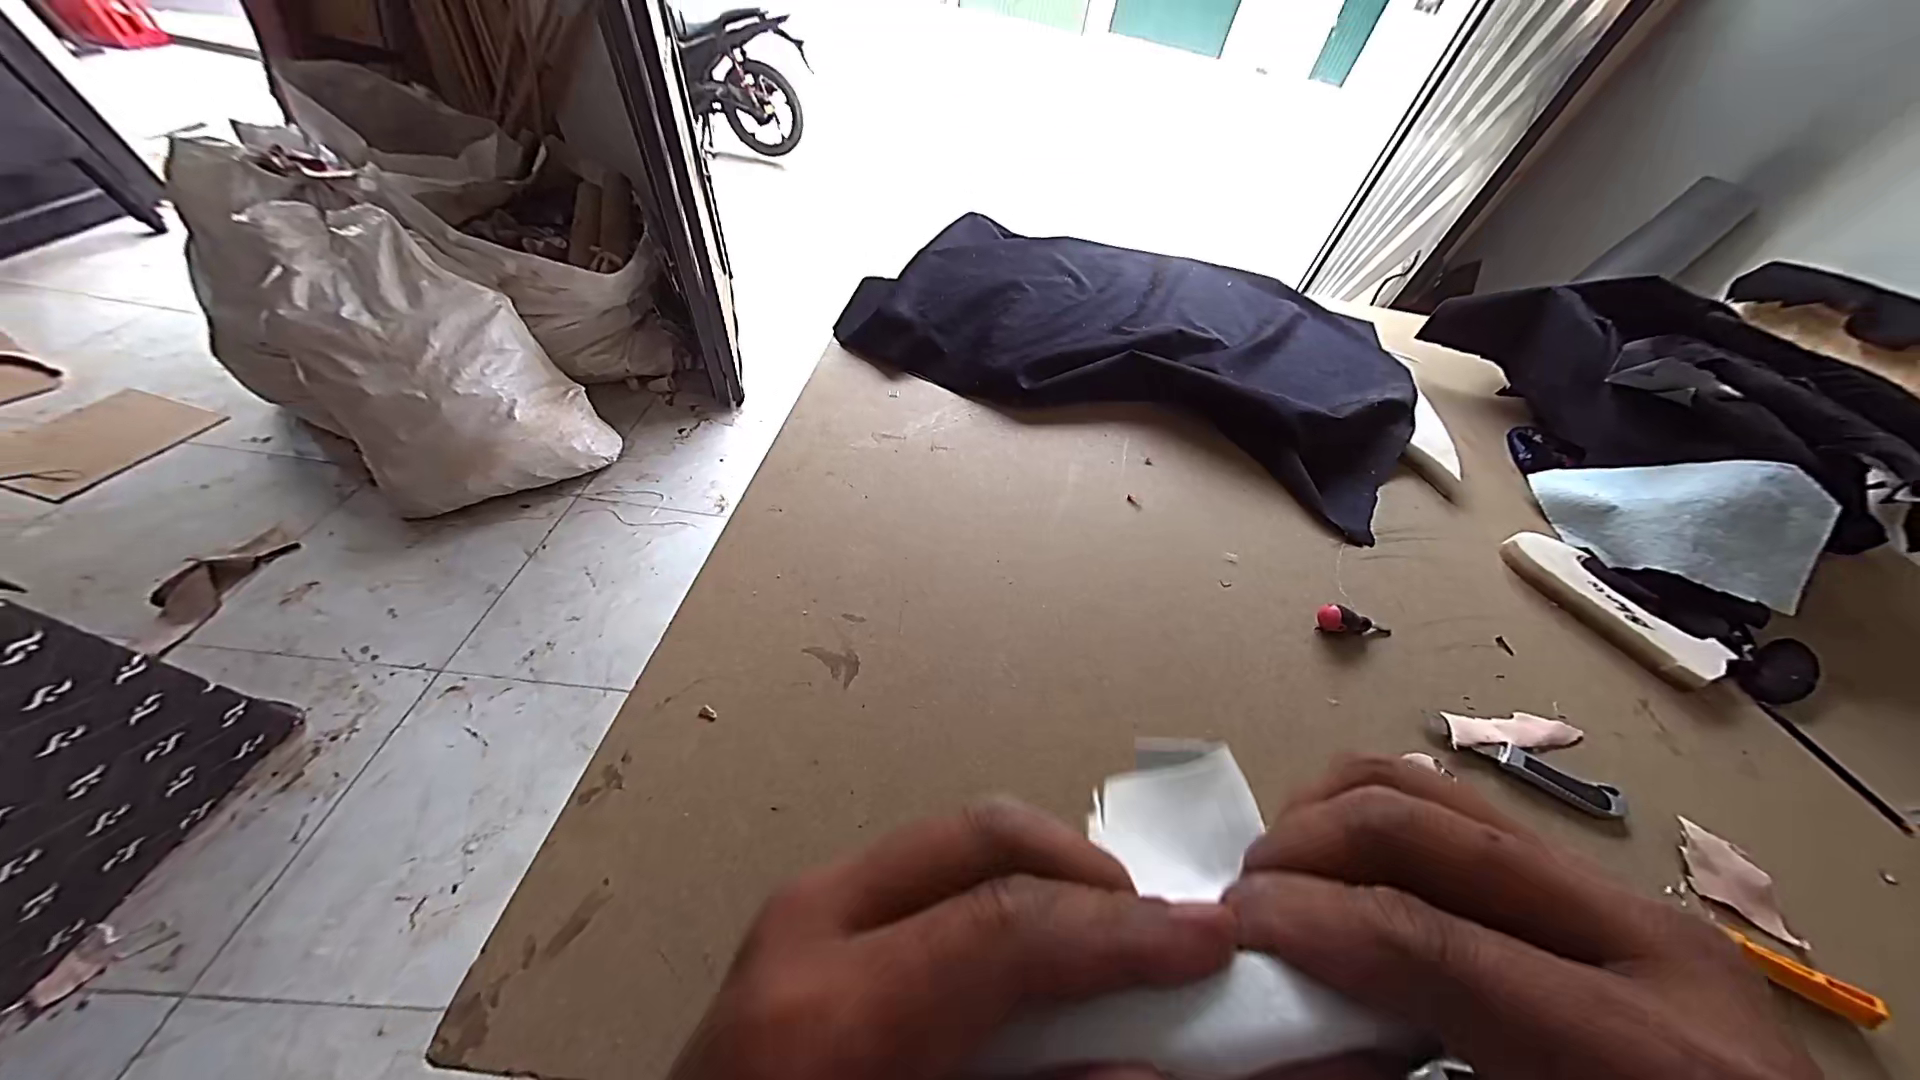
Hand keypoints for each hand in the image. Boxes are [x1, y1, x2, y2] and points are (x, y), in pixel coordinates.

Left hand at [667, 797, 1236, 1079]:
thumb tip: (1138, 1056)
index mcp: (829, 1012)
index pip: (1005, 924)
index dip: (1119, 933)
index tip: (1204, 940)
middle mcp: (810, 923)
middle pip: (980, 835)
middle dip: (1083, 870)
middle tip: (1151, 928)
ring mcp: (804, 906)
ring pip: (956, 838)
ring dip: (1042, 872)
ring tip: (1096, 932)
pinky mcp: (807, 913)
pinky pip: (927, 871)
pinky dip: (994, 887)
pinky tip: (1024, 940)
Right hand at [1225, 756, 1820, 1079]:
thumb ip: (1373, 1078)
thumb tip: (1253, 1030)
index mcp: (1646, 1050)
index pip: (1421, 935)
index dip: (1300, 920)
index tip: (1231, 928)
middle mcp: (1640, 936)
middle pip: (1407, 821)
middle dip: (1296, 848)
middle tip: (1248, 901)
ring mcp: (1615, 888)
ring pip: (1416, 783)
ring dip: (1320, 815)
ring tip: (1285, 876)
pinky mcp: (1586, 876)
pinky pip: (1442, 800)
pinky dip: (1359, 813)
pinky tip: (1340, 868)